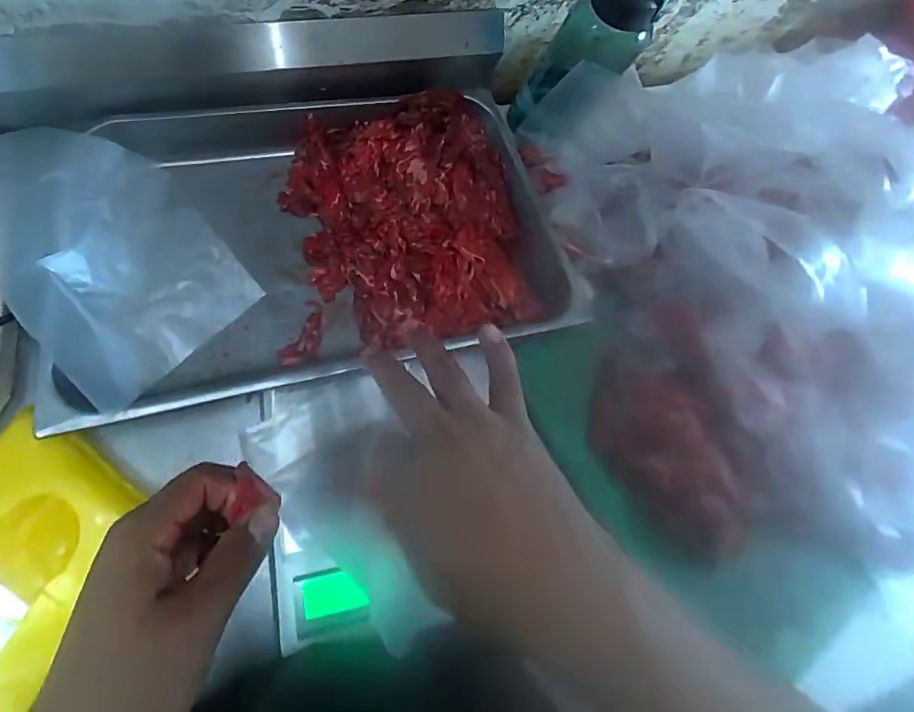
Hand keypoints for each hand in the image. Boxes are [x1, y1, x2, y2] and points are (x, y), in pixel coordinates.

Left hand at [36, 463, 278, 711]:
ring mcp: (128, 563)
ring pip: (186, 527)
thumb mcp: (198, 618)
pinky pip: (174, 554)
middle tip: (264, 543)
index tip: (272, 517)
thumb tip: (268, 509)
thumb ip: (236, 558)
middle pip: (192, 499)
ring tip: (245, 566)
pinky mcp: (130, 590)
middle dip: (232, 510)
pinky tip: (218, 584)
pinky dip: (203, 559)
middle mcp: (131, 535)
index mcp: (141, 530)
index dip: (239, 488)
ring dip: (220, 536)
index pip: (200, 479)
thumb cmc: (139, 676)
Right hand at [365, 327, 814, 711]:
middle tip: (369, 352)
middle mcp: (440, 437)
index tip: (355, 446)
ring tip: (414, 327)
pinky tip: (489, 329)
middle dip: (383, 370)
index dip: (363, 448)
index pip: (375, 448)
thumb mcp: (424, 564)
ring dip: (429, 348)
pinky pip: (505, 380)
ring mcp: (481, 425)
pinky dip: (498, 352)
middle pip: (403, 394)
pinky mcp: (516, 424)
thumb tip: (375, 488)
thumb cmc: (485, 585)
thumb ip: (398, 519)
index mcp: (411, 472)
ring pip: (449, 374)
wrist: (558, 582)